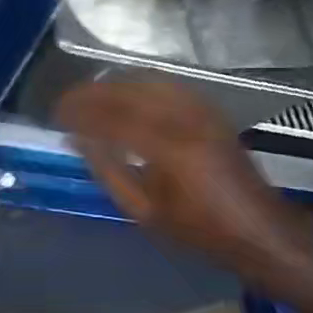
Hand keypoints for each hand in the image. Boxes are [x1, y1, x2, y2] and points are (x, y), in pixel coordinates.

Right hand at [56, 81, 312, 285]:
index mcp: (166, 149)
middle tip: (66, 102)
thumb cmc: (197, 229)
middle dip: (92, 93)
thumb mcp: (142, 209)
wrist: (258, 229)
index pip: (110, 117)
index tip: (55, 114)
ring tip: (89, 95)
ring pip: (148, 82)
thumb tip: (75, 140)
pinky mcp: (211, 110)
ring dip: (114, 84)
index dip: (78, 112)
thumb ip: (106, 170)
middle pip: (127, 92)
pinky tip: (125, 93)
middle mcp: (184, 120)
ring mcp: (201, 111)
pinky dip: (140, 84)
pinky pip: (169, 85)